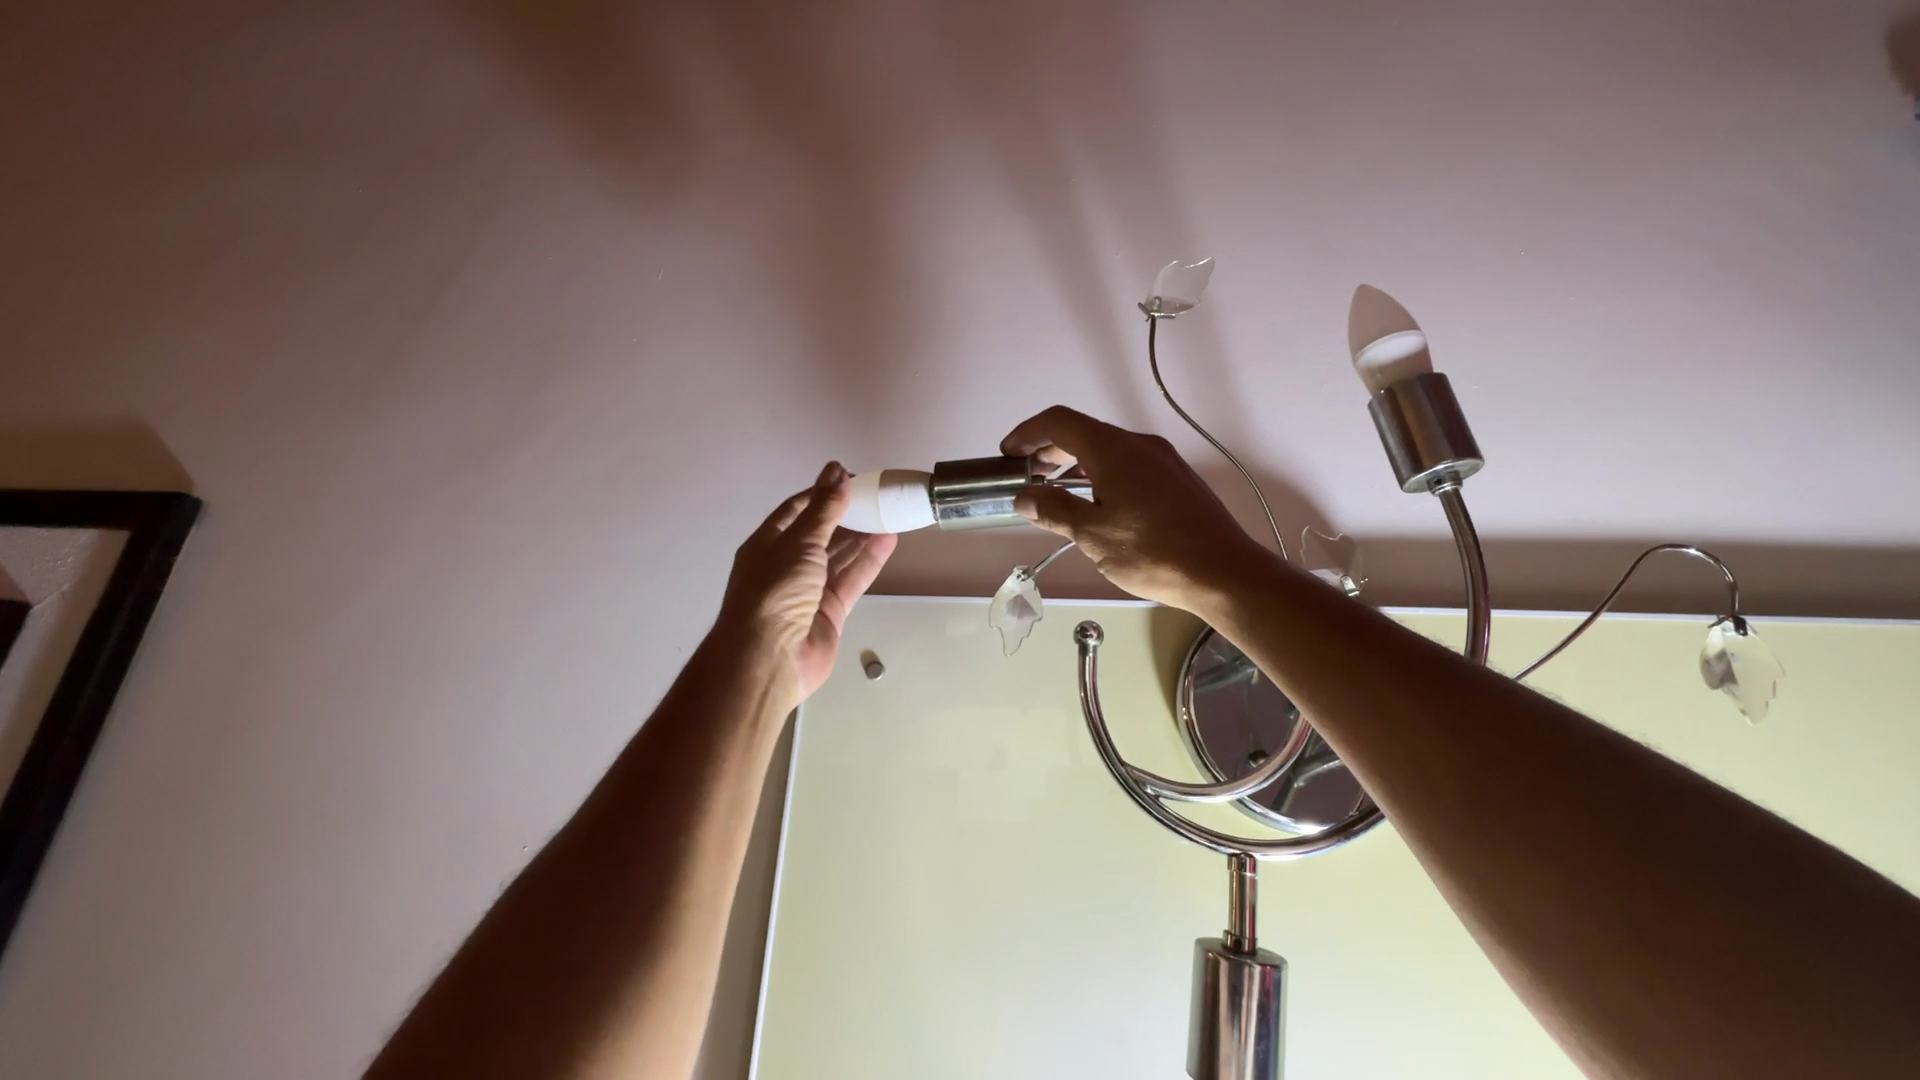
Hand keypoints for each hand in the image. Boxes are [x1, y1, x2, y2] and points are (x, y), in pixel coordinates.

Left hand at [716, 462, 897, 705]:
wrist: (770, 657)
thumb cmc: (775, 591)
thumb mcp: (800, 542)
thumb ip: (824, 508)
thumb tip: (835, 469)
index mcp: (768, 544)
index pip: (796, 510)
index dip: (823, 494)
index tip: (851, 480)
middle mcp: (786, 565)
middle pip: (821, 534)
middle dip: (847, 516)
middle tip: (877, 497)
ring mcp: (808, 590)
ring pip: (839, 557)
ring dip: (862, 537)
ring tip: (889, 514)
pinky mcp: (829, 612)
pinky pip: (852, 580)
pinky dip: (869, 561)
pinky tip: (889, 541)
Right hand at [1001, 406, 1269, 609]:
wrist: (1223, 572)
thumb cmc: (1153, 552)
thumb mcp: (1093, 535)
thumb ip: (1055, 510)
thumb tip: (1026, 497)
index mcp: (1114, 450)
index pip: (1060, 422)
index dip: (1028, 433)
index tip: (1008, 454)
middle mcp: (1140, 446)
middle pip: (1084, 433)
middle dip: (1049, 450)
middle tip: (1026, 475)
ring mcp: (1163, 462)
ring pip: (1107, 451)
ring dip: (1075, 465)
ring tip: (1055, 493)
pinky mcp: (1177, 481)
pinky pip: (1128, 465)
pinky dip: (1100, 475)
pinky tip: (1095, 504)